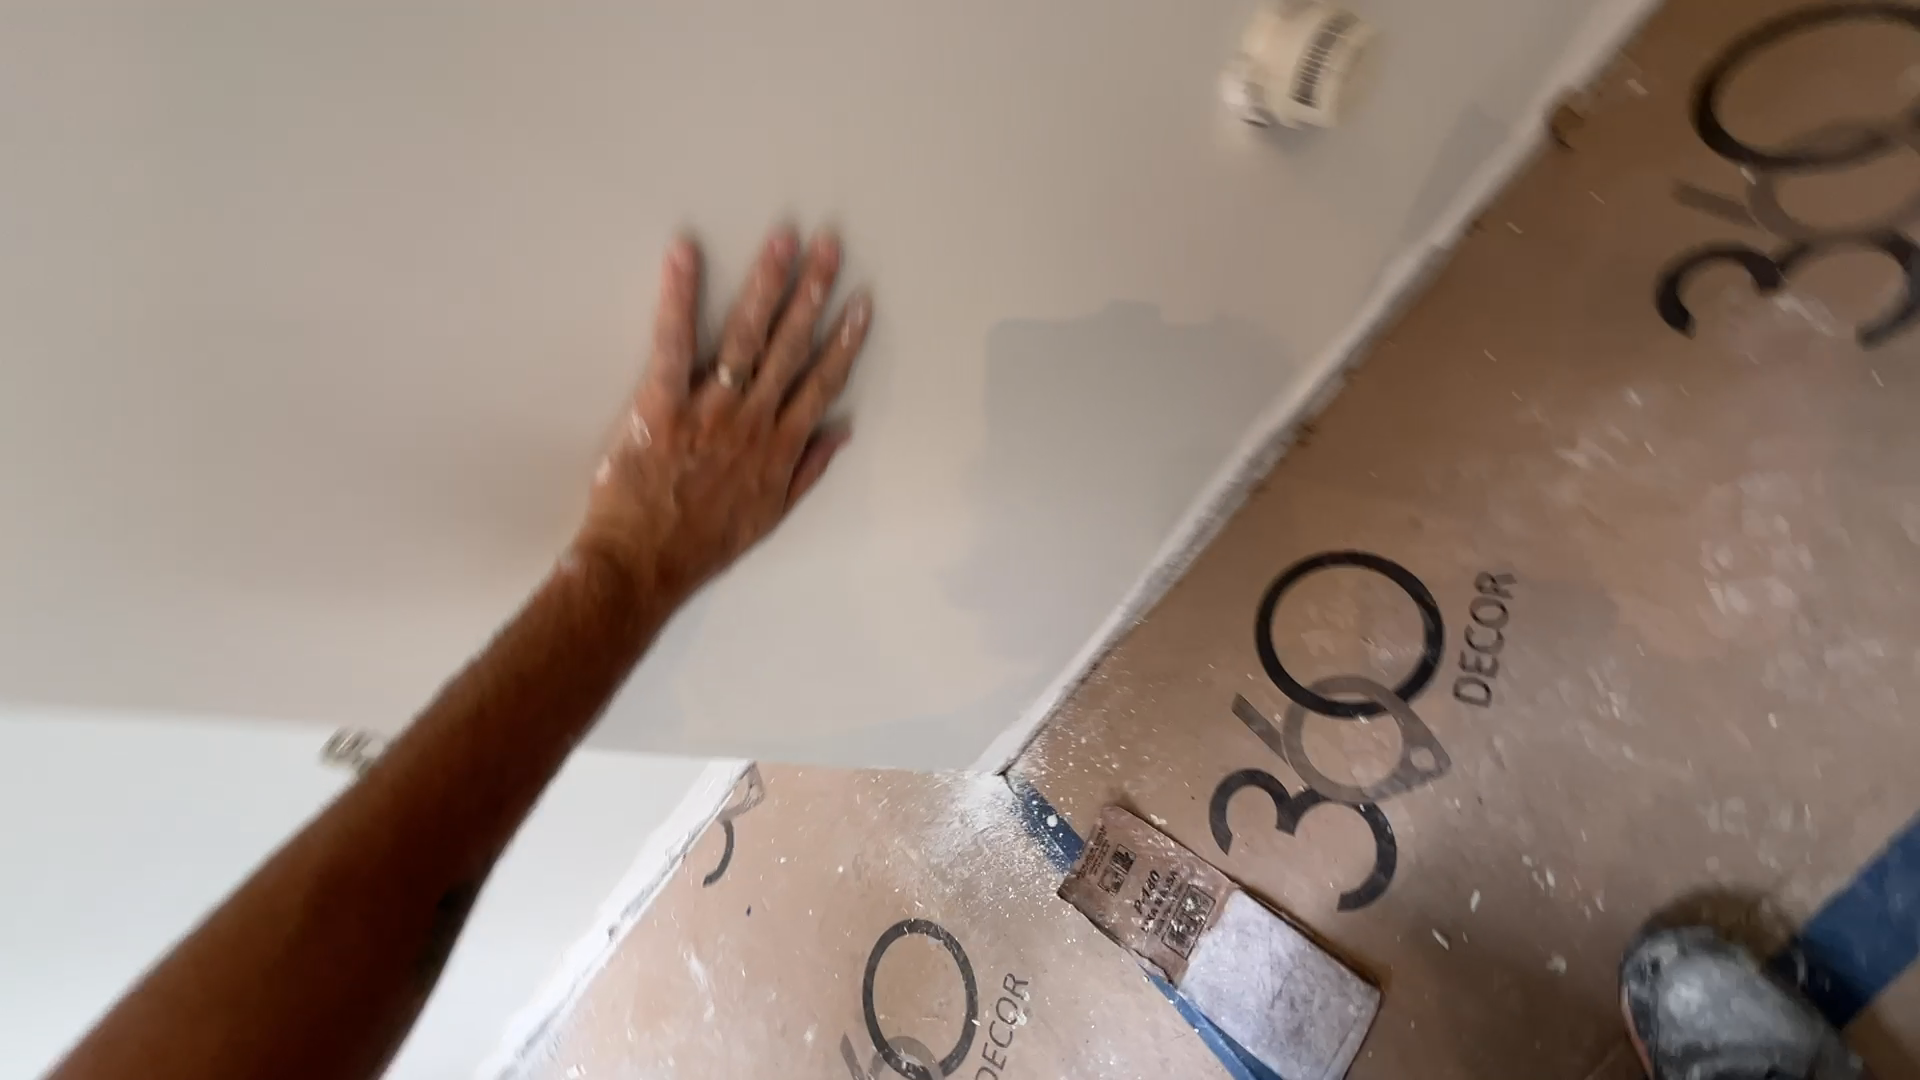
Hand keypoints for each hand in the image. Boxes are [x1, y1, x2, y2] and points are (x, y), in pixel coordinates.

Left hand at [575, 226, 869, 603]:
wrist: (644, 564)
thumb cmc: (706, 543)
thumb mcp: (772, 516)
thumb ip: (809, 470)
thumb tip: (843, 431)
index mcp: (780, 448)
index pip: (821, 384)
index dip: (843, 342)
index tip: (860, 305)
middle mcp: (754, 422)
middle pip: (789, 348)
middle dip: (812, 294)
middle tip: (829, 246)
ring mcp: (710, 411)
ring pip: (745, 338)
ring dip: (767, 285)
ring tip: (783, 240)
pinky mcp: (661, 405)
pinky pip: (672, 343)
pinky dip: (679, 297)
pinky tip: (684, 254)